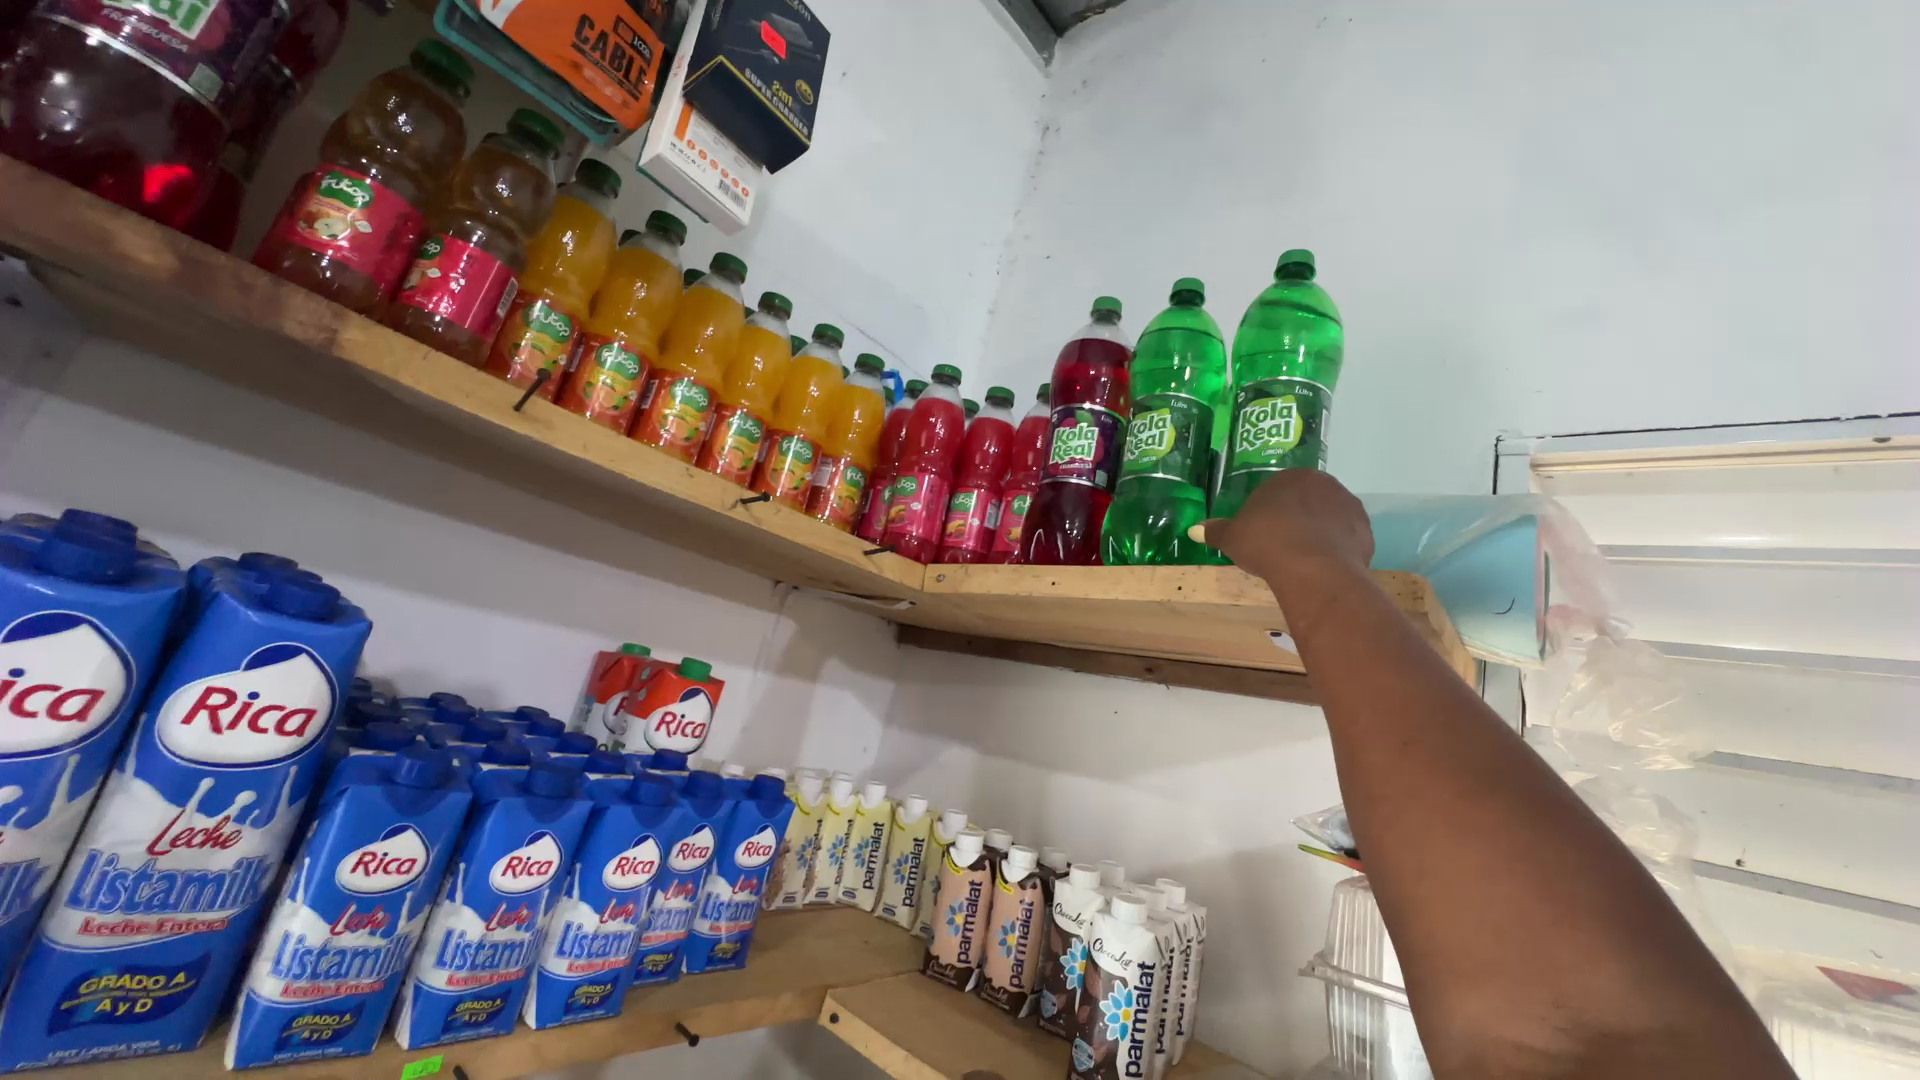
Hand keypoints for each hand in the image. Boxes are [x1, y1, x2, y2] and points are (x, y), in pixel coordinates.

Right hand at [1192, 469, 1373, 584]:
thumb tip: (1194, 529)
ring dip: (1317, 533)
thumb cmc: (1266, 542)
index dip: (1268, 512)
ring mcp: (1349, 507)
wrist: (1312, 569)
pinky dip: (1334, 550)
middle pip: (1307, 501)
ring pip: (1328, 519)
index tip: (1261, 532)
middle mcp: (1325, 484)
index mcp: (1291, 477)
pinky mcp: (1365, 532)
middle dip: (1296, 519)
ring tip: (1300, 560)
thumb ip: (1216, 531)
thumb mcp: (1232, 537)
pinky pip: (1345, 539)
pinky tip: (1320, 568)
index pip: (1278, 490)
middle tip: (1280, 545)